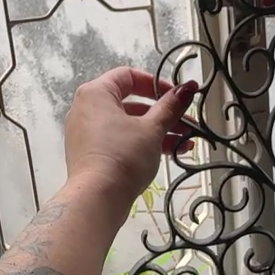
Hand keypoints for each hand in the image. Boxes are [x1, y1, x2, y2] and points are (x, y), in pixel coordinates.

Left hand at [63, 67, 197, 210]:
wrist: (98, 198)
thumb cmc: (123, 156)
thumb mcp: (152, 129)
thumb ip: (171, 106)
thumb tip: (188, 87)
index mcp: (96, 93)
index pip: (129, 76)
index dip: (156, 84)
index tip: (176, 97)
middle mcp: (86, 108)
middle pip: (131, 103)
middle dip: (164, 114)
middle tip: (187, 123)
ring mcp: (86, 133)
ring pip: (128, 125)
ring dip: (158, 131)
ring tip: (185, 143)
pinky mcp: (90, 153)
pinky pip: (119, 140)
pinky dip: (141, 143)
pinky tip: (168, 153)